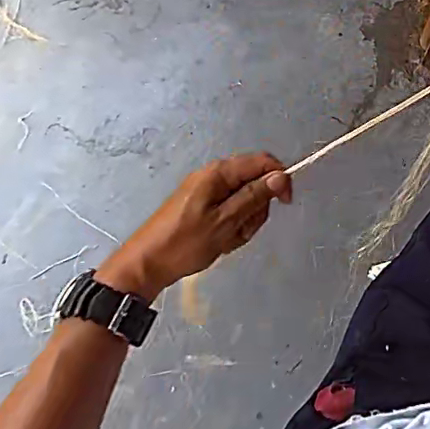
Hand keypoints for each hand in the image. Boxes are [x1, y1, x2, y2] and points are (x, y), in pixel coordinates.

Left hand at [96, 154, 292, 297]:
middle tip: (243, 229)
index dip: (279, 179)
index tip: (285, 203)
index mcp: (219, 172)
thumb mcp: (225, 222)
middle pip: (256, 180)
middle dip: (258, 207)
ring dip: (245, 220)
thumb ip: (254, 197)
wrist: (144, 266)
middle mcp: (214, 175)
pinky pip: (231, 209)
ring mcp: (208, 190)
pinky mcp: (203, 205)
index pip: (263, 161)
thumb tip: (280, 176)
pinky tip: (220, 241)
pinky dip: (232, 225)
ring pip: (246, 198)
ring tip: (228, 239)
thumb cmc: (183, 244)